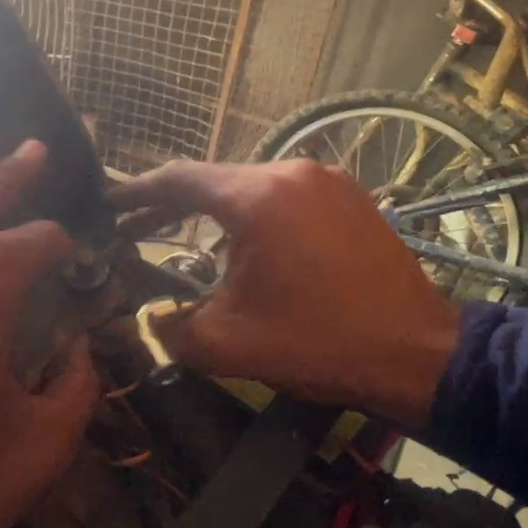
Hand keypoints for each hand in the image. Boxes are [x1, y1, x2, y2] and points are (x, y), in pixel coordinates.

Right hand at [112, 159, 458, 427]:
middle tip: (130, 228)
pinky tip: (240, 245)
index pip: (177, 178)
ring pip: (249, 186)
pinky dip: (252, 214)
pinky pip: (284, 195)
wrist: (422, 356)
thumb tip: (138, 319)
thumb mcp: (227, 343)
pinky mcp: (351, 198)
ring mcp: (327, 180)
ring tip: (179, 239)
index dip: (134, 191)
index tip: (104, 204)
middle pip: (213, 179)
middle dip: (167, 205)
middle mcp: (291, 171)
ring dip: (211, 211)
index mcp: (257, 196)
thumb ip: (167, 326)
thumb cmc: (318, 343)